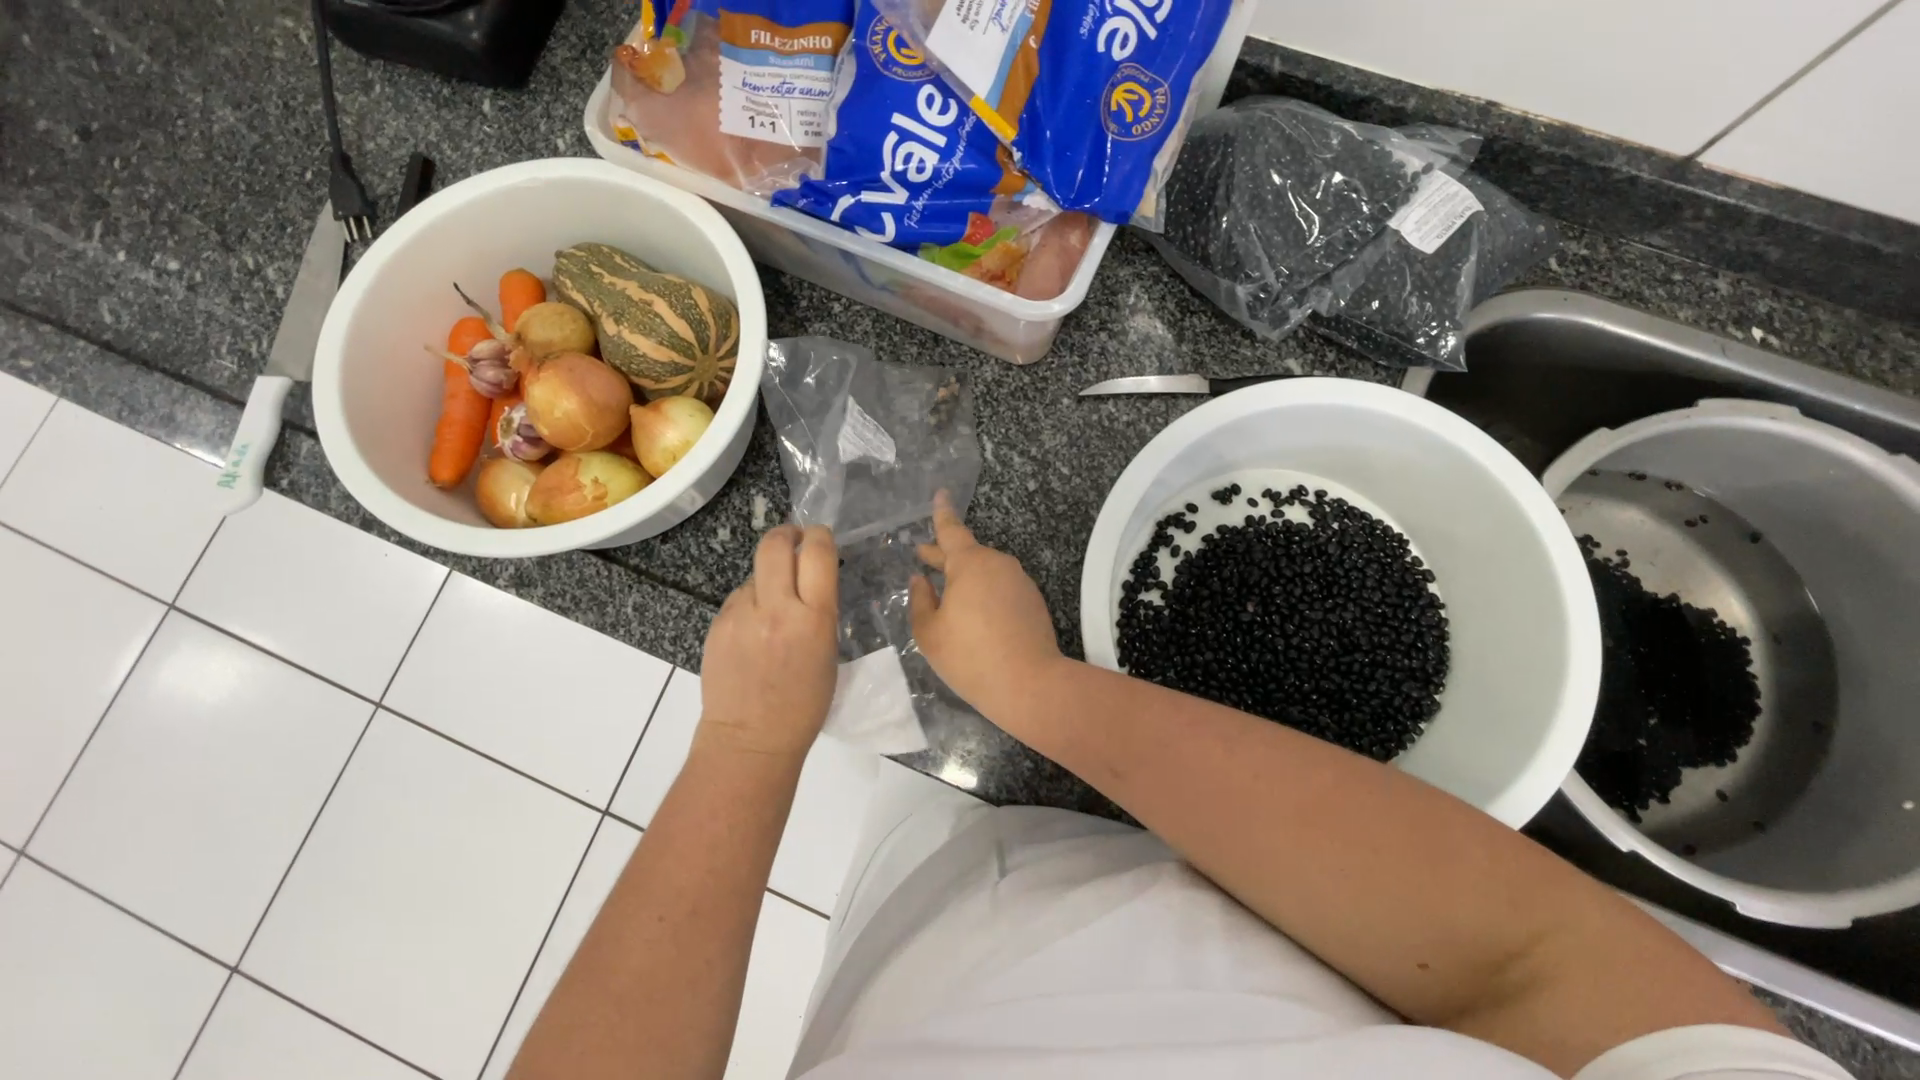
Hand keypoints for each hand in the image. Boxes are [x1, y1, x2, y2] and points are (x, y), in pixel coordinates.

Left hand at [698, 525, 839, 759]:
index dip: (819, 535)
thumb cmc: (803, 704)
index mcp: (813, 619)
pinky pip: (737, 599)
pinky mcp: (717, 625)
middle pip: (775, 544)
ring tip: (771, 610)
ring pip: (754, 574)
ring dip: (766, 580)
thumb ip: (819, 611)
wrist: (751, 738)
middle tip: (792, 541)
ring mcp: (741, 616)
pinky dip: (748, 605)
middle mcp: (776, 609)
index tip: (818, 537)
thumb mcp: (828, 653)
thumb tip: (808, 580)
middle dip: (786, 534)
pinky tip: (752, 634)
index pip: (817, 553)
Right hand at [909, 492, 1063, 720]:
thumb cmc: (970, 657)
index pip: (951, 530)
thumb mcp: (930, 633)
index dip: (942, 513)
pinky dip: (985, 595)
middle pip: (967, 554)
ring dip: (966, 579)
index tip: (940, 494)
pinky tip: (975, 617)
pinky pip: (1001, 589)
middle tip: (924, 556)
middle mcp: (998, 564)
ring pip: (985, 573)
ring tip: (948, 596)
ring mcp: (1020, 582)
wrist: (1030, 684)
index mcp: (970, 564)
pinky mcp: (1033, 602)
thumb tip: (921, 581)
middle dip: (945, 556)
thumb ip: (920, 601)